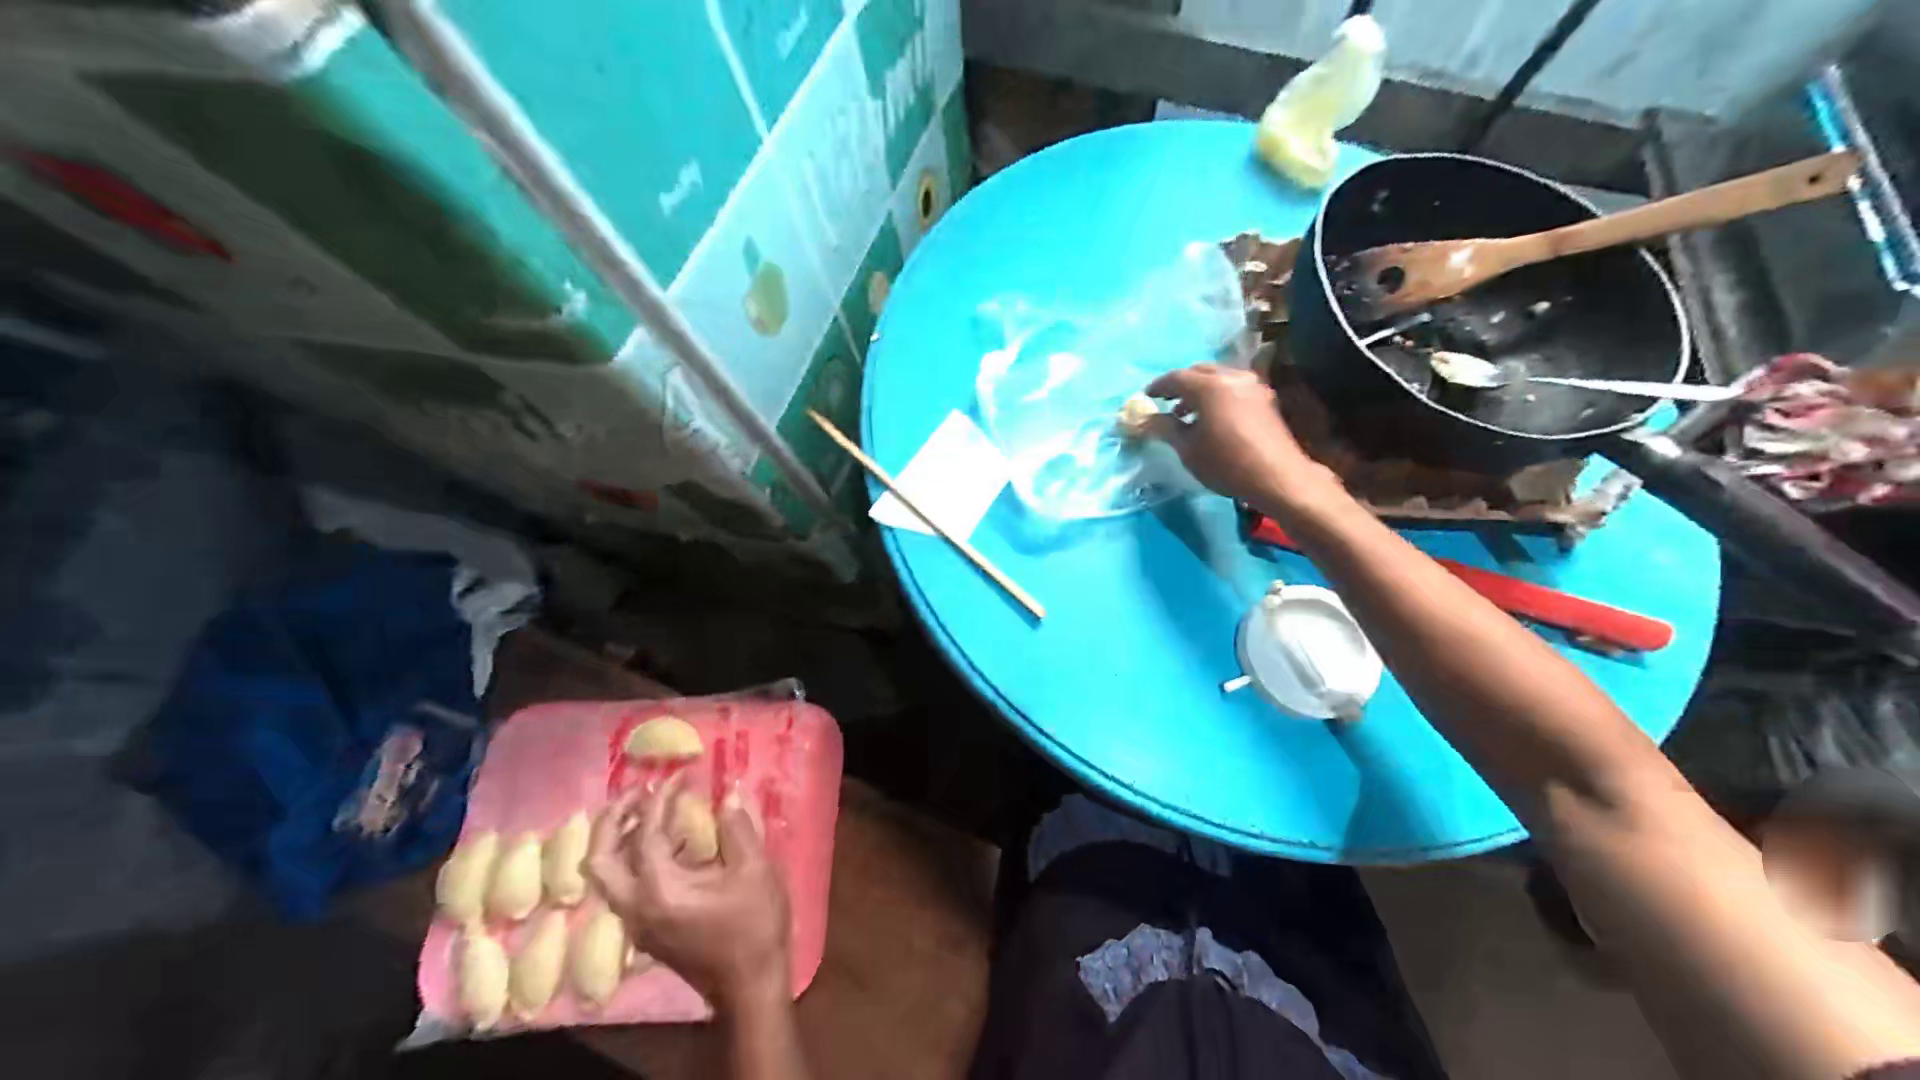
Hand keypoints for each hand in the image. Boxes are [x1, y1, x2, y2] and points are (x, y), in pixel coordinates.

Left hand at [587, 775, 790, 1009]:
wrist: (751, 985)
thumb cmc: (754, 926)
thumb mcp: (754, 870)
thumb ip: (738, 827)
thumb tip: (729, 792)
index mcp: (660, 892)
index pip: (645, 835)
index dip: (659, 800)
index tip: (677, 775)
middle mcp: (636, 908)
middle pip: (600, 859)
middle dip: (613, 819)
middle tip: (639, 791)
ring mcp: (637, 923)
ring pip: (607, 876)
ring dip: (619, 838)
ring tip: (648, 810)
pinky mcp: (648, 929)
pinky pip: (624, 886)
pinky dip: (634, 857)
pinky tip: (669, 843)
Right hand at [1142, 364, 1326, 505]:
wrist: (1277, 478)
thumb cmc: (1225, 463)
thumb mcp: (1187, 448)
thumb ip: (1164, 428)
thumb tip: (1145, 420)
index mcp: (1210, 386)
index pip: (1176, 378)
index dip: (1158, 387)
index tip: (1146, 397)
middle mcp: (1233, 377)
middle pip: (1199, 372)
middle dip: (1180, 384)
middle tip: (1165, 401)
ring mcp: (1253, 386)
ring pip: (1219, 378)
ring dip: (1199, 390)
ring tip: (1186, 413)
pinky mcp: (1265, 399)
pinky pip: (1233, 388)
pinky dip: (1217, 396)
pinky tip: (1211, 417)